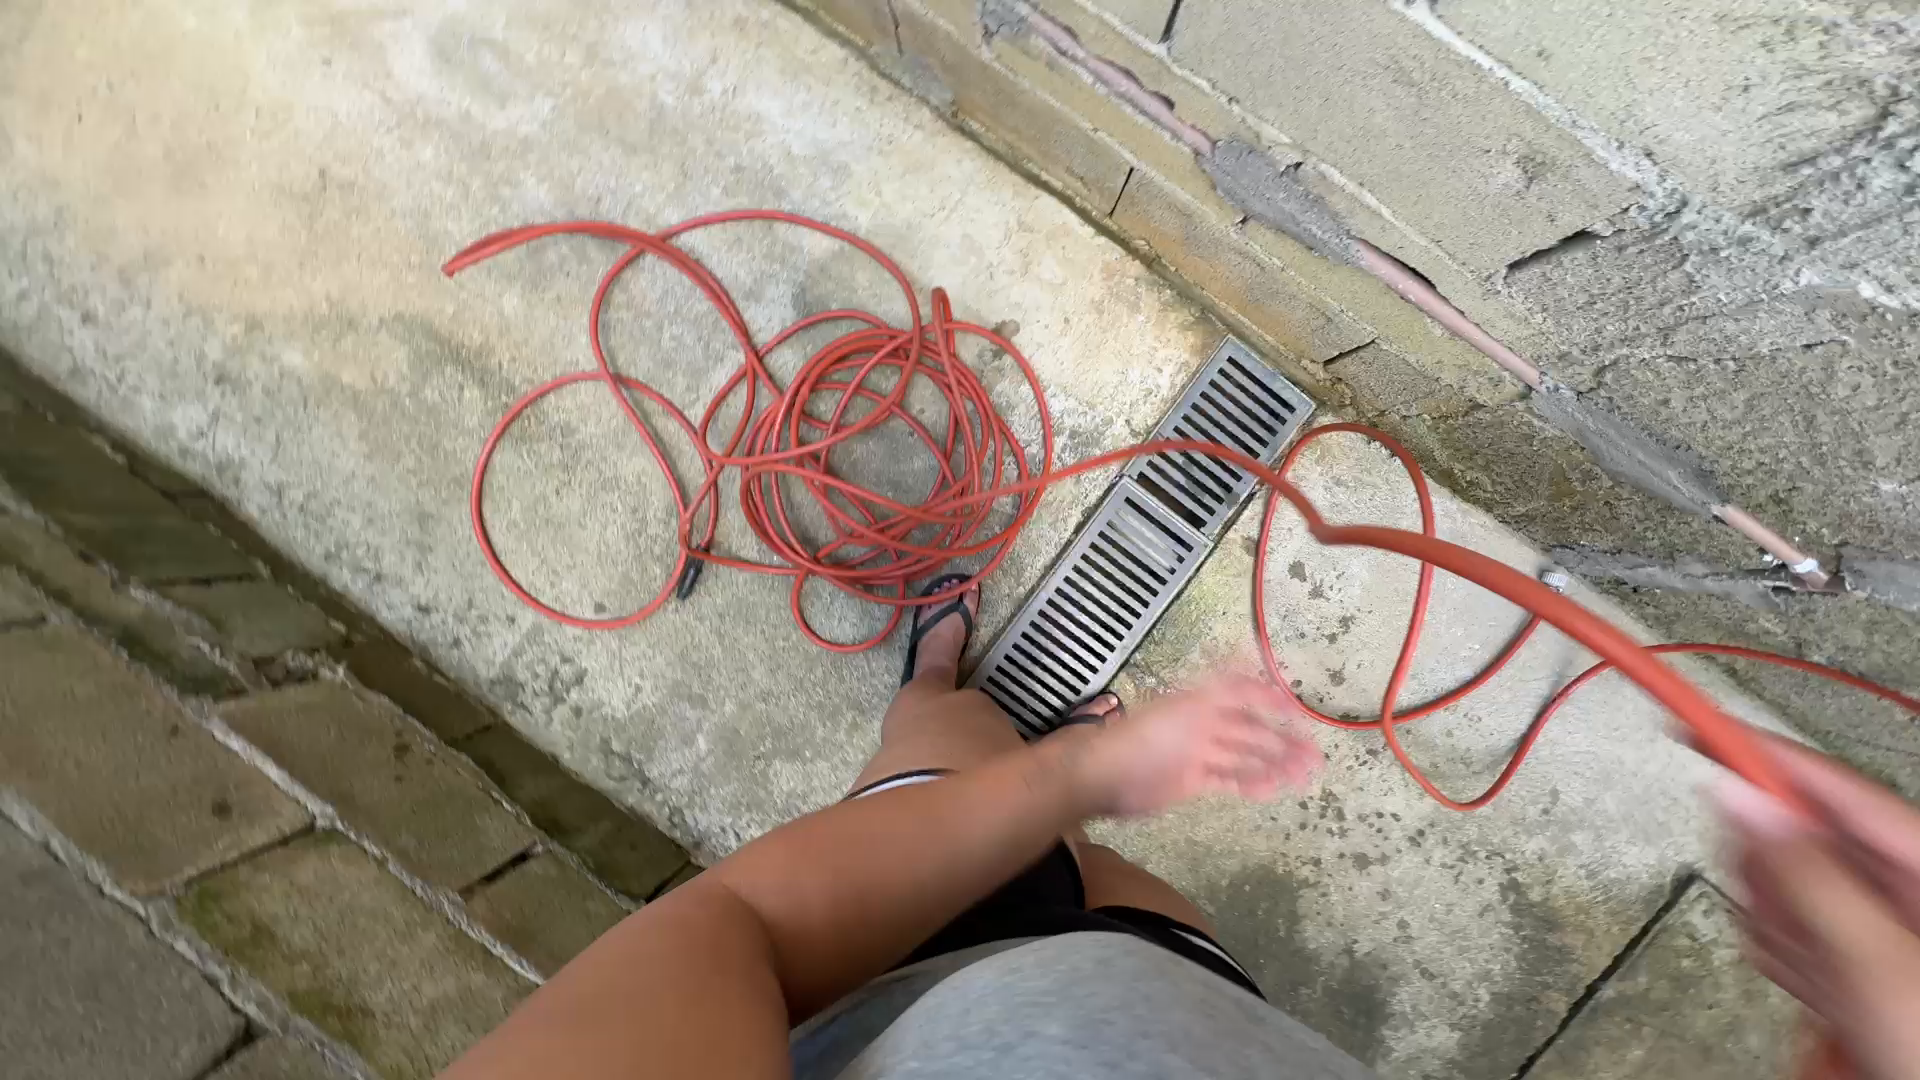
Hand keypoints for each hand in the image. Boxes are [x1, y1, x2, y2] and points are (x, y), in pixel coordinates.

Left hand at [1053, 673, 1321, 818]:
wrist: (1103, 775)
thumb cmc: (1142, 737)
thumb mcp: (1181, 706)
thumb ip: (1217, 683)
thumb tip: (1246, 649)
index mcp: (1198, 701)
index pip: (1241, 692)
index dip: (1269, 699)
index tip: (1299, 711)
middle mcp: (1201, 724)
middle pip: (1248, 729)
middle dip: (1281, 739)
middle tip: (1315, 754)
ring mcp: (1197, 753)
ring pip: (1244, 756)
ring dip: (1274, 763)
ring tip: (1305, 773)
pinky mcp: (1191, 780)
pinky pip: (1228, 779)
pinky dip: (1251, 782)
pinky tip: (1274, 787)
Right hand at [1712, 736, 1919, 1079]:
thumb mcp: (1870, 957)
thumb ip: (1803, 870)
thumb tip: (1736, 796)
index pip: (1823, 784)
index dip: (1752, 748)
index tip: (1688, 723)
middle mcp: (1897, 879)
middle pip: (1787, 833)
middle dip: (1770, 879)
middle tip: (1793, 922)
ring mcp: (1871, 909)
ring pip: (1772, 875)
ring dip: (1774, 922)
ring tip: (1817, 969)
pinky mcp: (1843, 935)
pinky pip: (1774, 911)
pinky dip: (1778, 944)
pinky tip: (1817, 979)